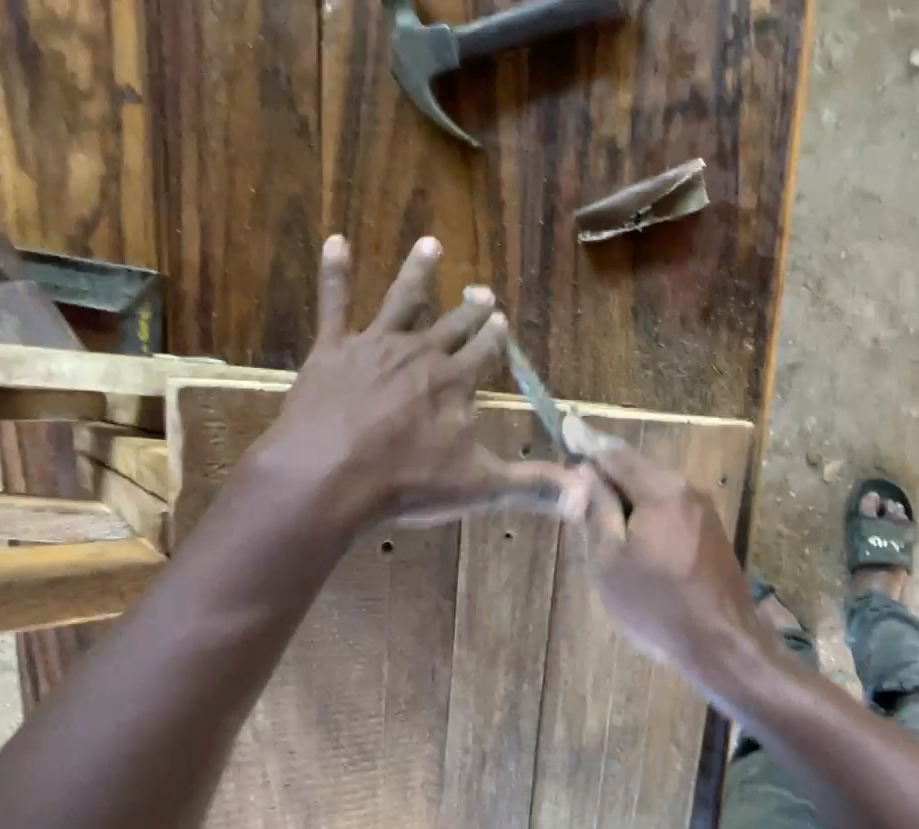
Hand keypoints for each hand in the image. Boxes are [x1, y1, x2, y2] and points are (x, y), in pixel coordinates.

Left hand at [252, 235, 577, 526]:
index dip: (494, 337)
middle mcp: (422, 353)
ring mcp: (375, 346)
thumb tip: (588, 496)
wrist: (330, 475)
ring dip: (418, 272)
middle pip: (452, 324)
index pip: (485, 351)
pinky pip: (334, 302)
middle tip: (481, 290)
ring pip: (402, 300)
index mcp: (457, 382)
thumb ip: (533, 486)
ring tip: (430, 243)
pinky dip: (335, 272)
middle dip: (470, 309)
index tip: (501, 319)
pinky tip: (335, 242)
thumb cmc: (408, 482)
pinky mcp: (332, 349)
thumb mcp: (480, 487)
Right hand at [572, 441, 762, 668]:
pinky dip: (646, 517)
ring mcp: (705, 513)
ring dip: (625, 501)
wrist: (721, 643)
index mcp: (661, 489)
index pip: (615, 454)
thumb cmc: (656, 604)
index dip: (586, 442)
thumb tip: (586, 474)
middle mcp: (687, 491)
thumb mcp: (609, 560)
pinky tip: (632, 542)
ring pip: (654, 494)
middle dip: (605, 476)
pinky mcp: (712, 536)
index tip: (566, 425)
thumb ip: (596, 511)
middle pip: (637, 472)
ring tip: (597, 520)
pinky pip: (670, 513)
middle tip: (574, 487)